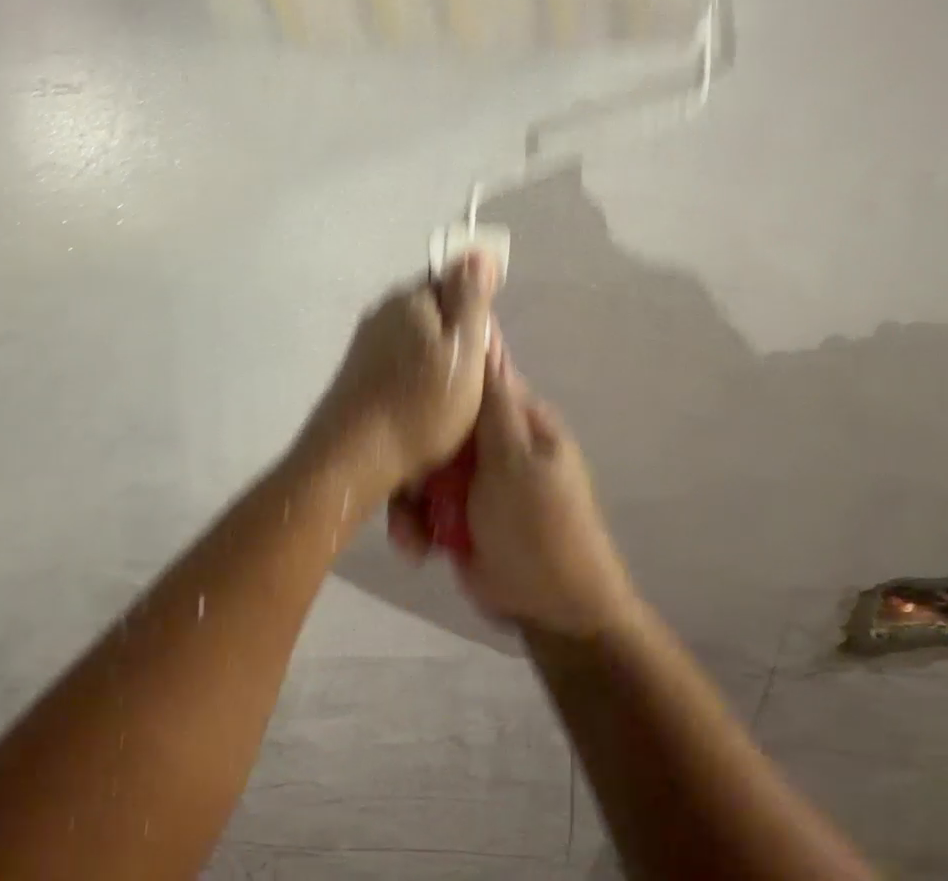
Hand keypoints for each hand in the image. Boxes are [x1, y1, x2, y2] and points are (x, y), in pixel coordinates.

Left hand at [305, 253, 499, 494]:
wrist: (354, 458)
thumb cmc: (420, 406)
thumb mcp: (463, 349)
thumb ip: (470, 298)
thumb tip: (477, 248)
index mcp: (408, 299)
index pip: (454, 284)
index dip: (477, 317)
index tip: (487, 354)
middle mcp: (382, 314)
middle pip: (436, 317)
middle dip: (459, 345)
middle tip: (474, 386)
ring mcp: (365, 346)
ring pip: (420, 347)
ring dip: (440, 370)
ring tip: (452, 407)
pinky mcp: (357, 376)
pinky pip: (400, 370)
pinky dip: (417, 387)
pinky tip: (424, 416)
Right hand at [390, 349, 638, 635]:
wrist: (551, 611)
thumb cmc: (540, 528)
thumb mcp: (515, 460)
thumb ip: (493, 403)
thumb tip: (486, 336)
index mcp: (518, 422)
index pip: (473, 380)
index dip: (434, 381)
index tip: (397, 390)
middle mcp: (492, 445)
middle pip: (434, 429)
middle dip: (413, 460)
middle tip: (405, 486)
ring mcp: (472, 483)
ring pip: (419, 470)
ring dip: (409, 504)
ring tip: (413, 535)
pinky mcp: (455, 516)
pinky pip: (420, 506)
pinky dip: (415, 527)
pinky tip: (419, 549)